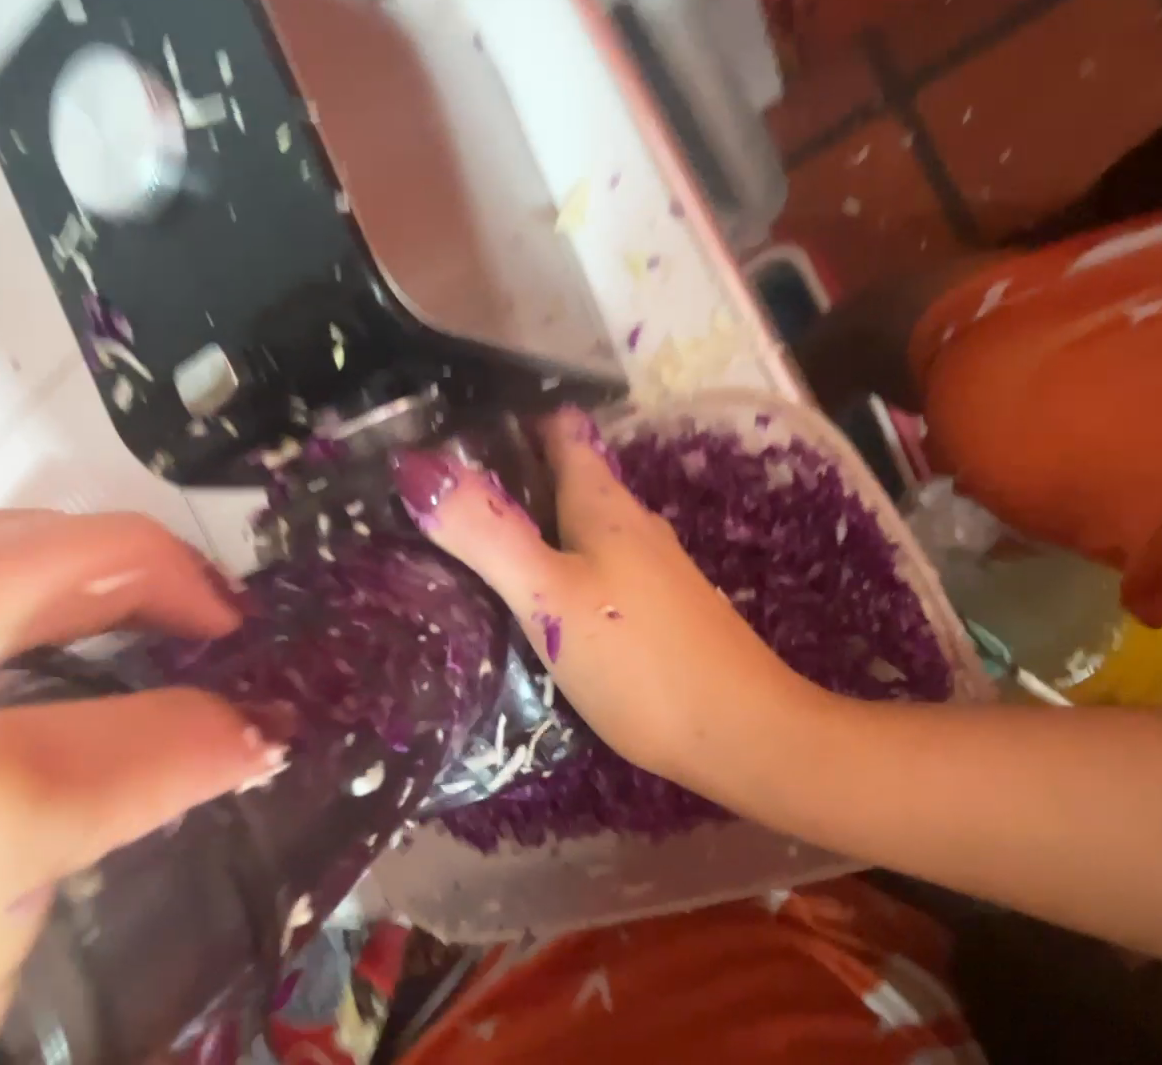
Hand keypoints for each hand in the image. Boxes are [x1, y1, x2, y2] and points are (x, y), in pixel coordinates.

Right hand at [396, 408, 813, 780]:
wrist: (743, 738)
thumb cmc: (640, 660)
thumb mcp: (548, 598)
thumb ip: (487, 536)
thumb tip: (418, 469)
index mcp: (604, 507)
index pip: (561, 434)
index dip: (515, 422)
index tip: (457, 431)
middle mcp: (631, 526)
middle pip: (568, 479)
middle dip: (513, 477)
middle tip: (446, 495)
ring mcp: (650, 571)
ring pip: (581, 528)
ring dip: (535, 525)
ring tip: (477, 543)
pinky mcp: (656, 613)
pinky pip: (593, 570)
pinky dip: (557, 568)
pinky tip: (534, 600)